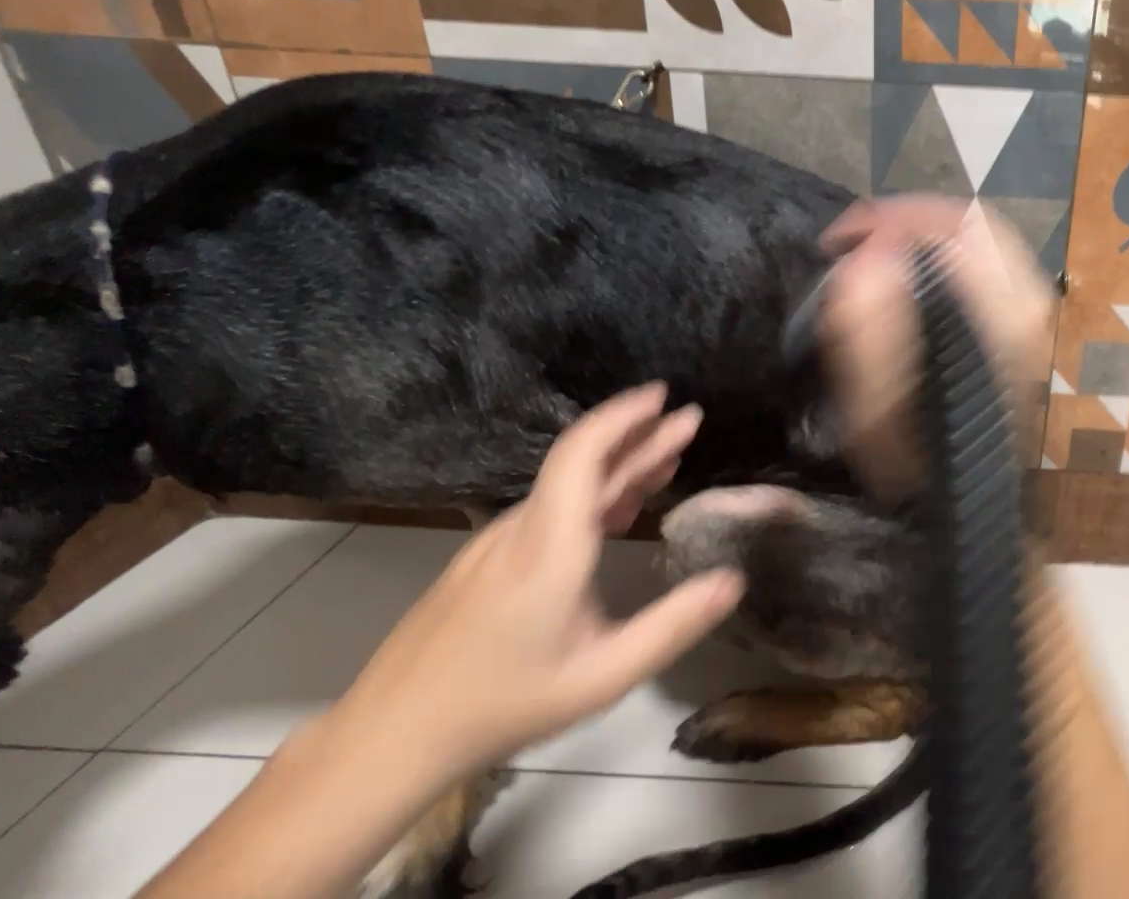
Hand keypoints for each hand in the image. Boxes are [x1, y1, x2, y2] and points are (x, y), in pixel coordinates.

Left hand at [319, 384, 744, 778]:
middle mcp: (522, 531)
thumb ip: (673, 626)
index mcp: (550, 547)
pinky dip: (592, 495)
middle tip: (689, 422)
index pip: (583, 455)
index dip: (623, 417)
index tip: (663, 396)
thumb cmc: (507, 703)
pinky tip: (616, 510)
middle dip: (638, 437)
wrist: (394, 731)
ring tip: (667, 460)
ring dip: (618, 467)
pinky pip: (547, 510)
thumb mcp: (605, 675)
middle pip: (582, 463)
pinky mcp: (484, 561)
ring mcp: (496, 544)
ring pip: (564, 488)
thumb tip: (734, 581)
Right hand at [817, 195, 1055, 499]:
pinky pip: (981, 265)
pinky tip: (903, 282)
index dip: (889, 219)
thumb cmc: (918, 461)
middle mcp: (1025, 302)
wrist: (970, 501)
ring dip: (919, 240)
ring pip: (975, 242)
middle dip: (903, 222)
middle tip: (852, 246)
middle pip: (968, 223)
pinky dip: (937, 259)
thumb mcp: (878, 406)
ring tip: (870, 260)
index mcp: (996, 313)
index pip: (950, 225)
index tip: (837, 243)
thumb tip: (867, 259)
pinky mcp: (1021, 327)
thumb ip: (871, 330)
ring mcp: (1029, 313)